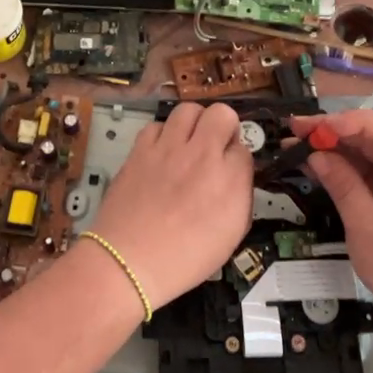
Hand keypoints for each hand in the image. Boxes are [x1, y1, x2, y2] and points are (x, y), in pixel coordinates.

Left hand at [89, 102, 253, 307]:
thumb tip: (237, 177)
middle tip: (214, 146)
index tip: (230, 170)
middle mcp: (202, 155)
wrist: (129, 263)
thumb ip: (240, 199)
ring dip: (193, 123)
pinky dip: (162, 135)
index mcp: (230, 179)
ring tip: (188, 143)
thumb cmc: (184, 260)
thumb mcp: (230, 237)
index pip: (244, 148)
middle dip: (223, 126)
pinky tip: (161, 154)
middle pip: (221, 113)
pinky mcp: (140, 149)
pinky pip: (156, 125)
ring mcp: (168, 148)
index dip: (237, 158)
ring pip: (188, 110)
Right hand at [292, 110, 372, 314]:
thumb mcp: (367, 227)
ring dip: (334, 148)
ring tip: (296, 146)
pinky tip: (316, 166)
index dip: (349, 121)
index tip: (315, 128)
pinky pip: (369, 172)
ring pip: (368, 153)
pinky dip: (343, 168)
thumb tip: (316, 155)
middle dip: (334, 131)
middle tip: (295, 131)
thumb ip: (342, 185)